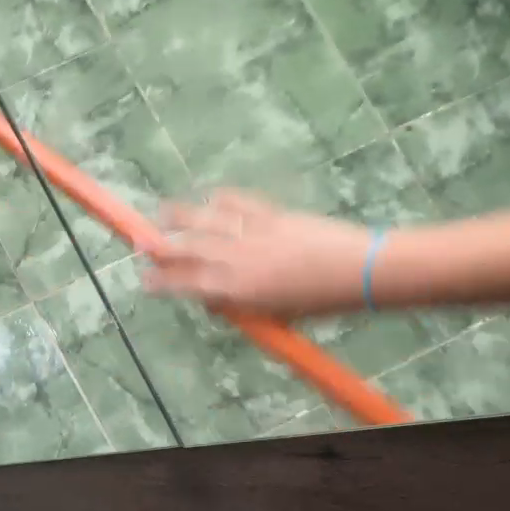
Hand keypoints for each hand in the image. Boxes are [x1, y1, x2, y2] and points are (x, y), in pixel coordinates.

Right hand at [147, 190, 375, 315]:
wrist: (368, 271)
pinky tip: (210, 196)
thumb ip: (239, 305)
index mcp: (233, 289)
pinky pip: (240, 204)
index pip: (183, 284)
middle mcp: (235, 260)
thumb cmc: (323, 302)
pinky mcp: (274, 216)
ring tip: (162, 212)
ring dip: (179, 216)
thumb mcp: (273, 314)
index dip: (159, 282)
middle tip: (141, 244)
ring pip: (206, 222)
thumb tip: (213, 298)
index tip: (145, 282)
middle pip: (186, 249)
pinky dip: (223, 199)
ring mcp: (253, 234)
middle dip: (159, 247)